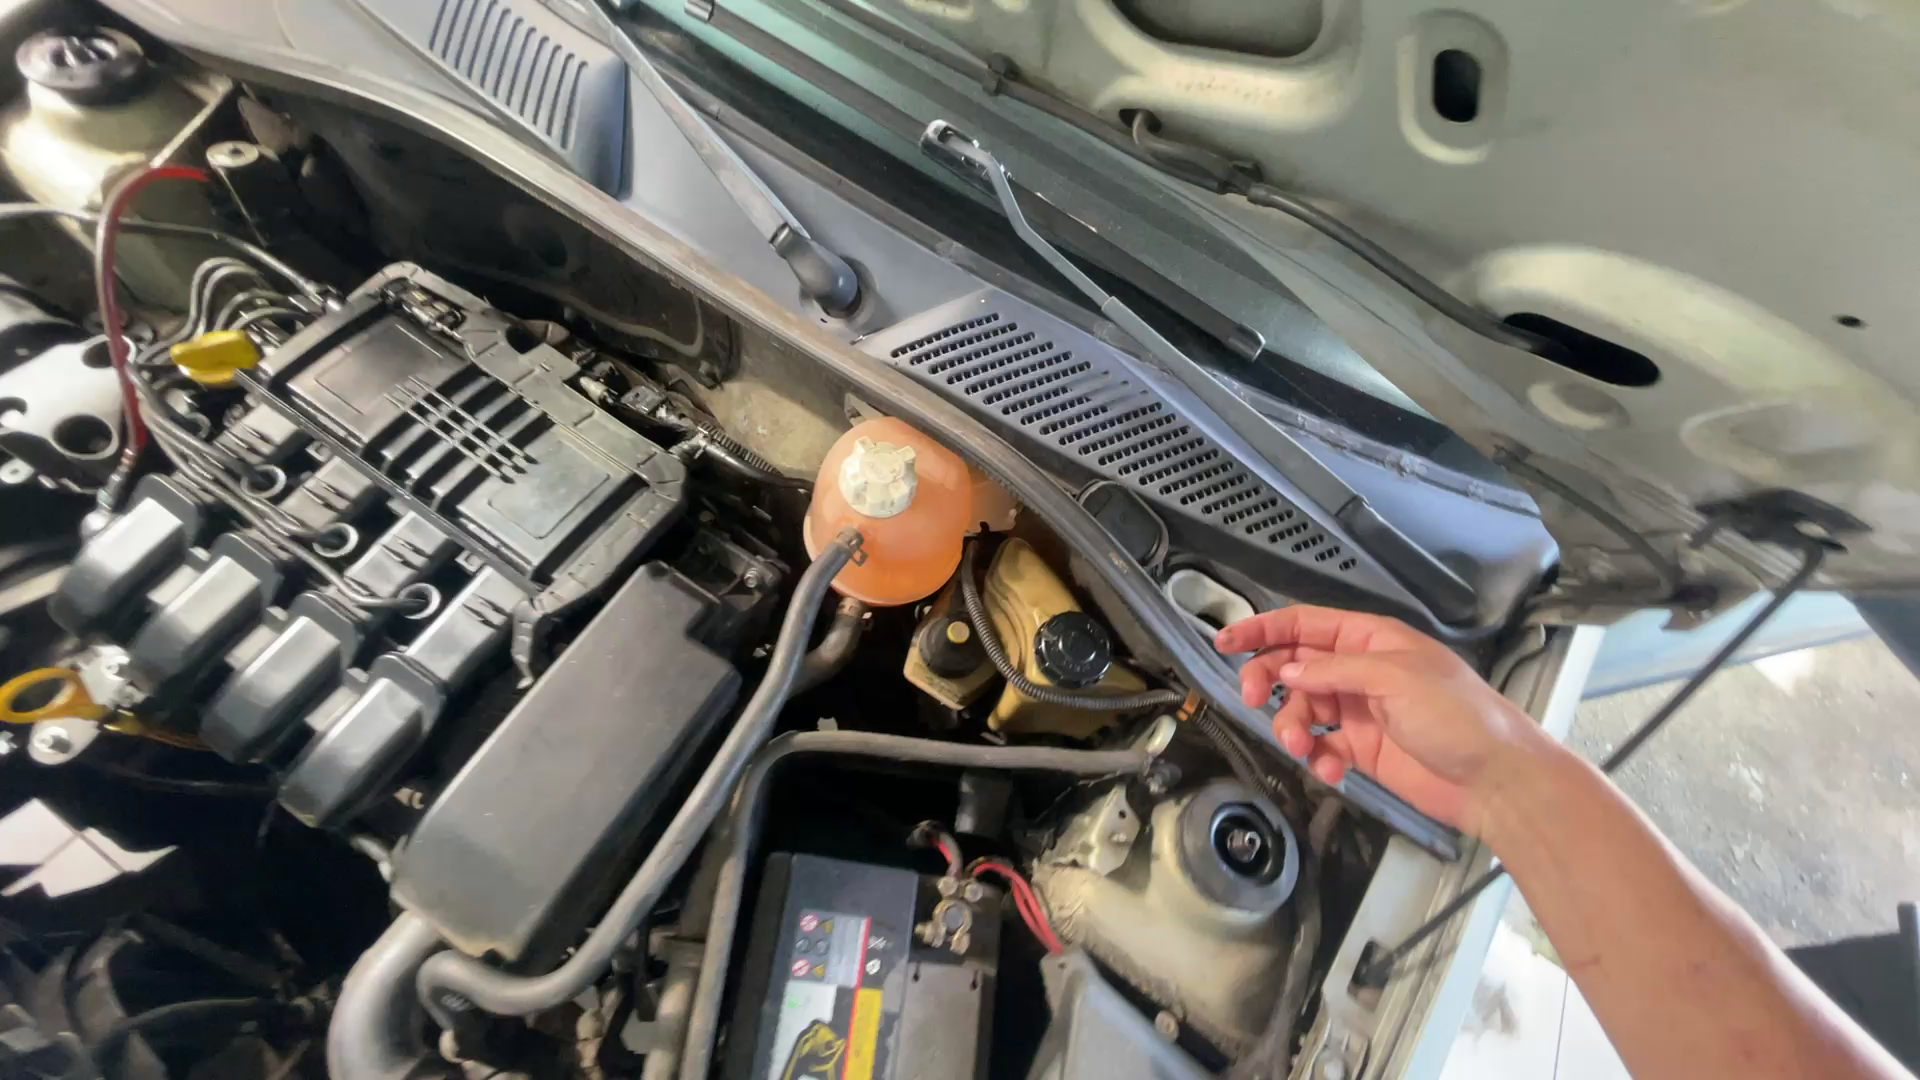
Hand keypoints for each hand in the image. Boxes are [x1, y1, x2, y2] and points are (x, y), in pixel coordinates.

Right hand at [1214, 605, 1553, 832]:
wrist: (1499, 783)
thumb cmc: (1455, 716)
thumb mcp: (1395, 678)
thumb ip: (1334, 670)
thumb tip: (1284, 674)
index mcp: (1368, 639)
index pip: (1302, 625)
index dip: (1261, 629)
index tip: (1224, 642)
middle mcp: (1356, 669)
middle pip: (1291, 666)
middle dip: (1265, 680)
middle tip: (1250, 699)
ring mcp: (1356, 709)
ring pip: (1299, 707)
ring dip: (1291, 725)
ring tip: (1302, 748)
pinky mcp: (1358, 748)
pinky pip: (1319, 745)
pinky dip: (1316, 757)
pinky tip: (1330, 770)